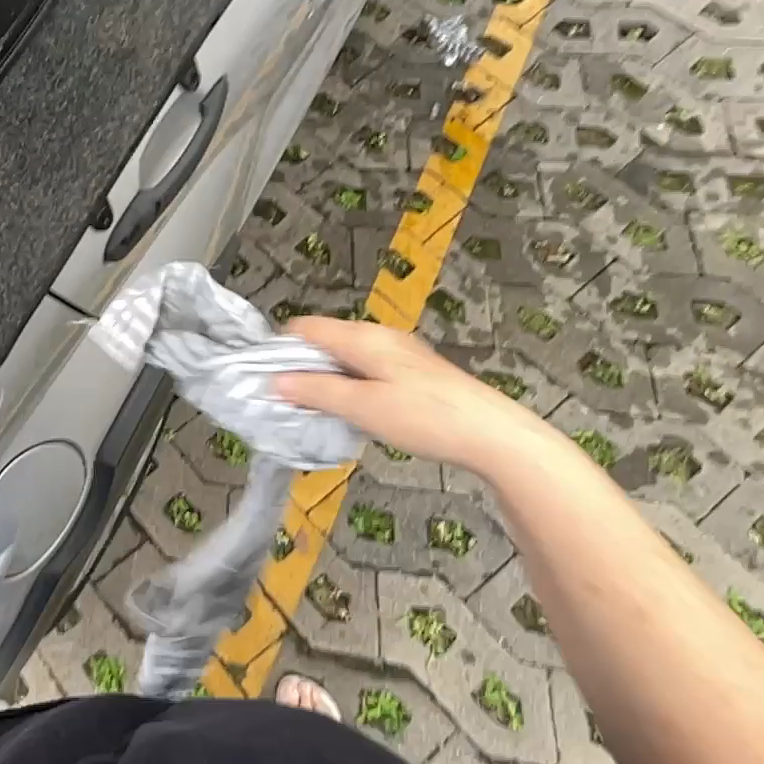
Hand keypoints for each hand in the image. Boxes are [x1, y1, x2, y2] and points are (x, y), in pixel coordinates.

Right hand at [277, 317, 553, 475]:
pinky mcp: (412, 371)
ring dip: (325, 379)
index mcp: (362, 337)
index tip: (268, 380)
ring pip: (344, 357)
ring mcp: (397, 352)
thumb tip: (273, 380)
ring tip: (319, 411)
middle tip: (289, 402)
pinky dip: (349, 385)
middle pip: (323, 341)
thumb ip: (316, 391)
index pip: (304, 328)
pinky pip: (364, 369)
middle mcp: (377, 336)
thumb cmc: (425, 417)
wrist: (494, 435)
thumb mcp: (362, 407)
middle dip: (301, 367)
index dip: (280, 350)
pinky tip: (355, 412)